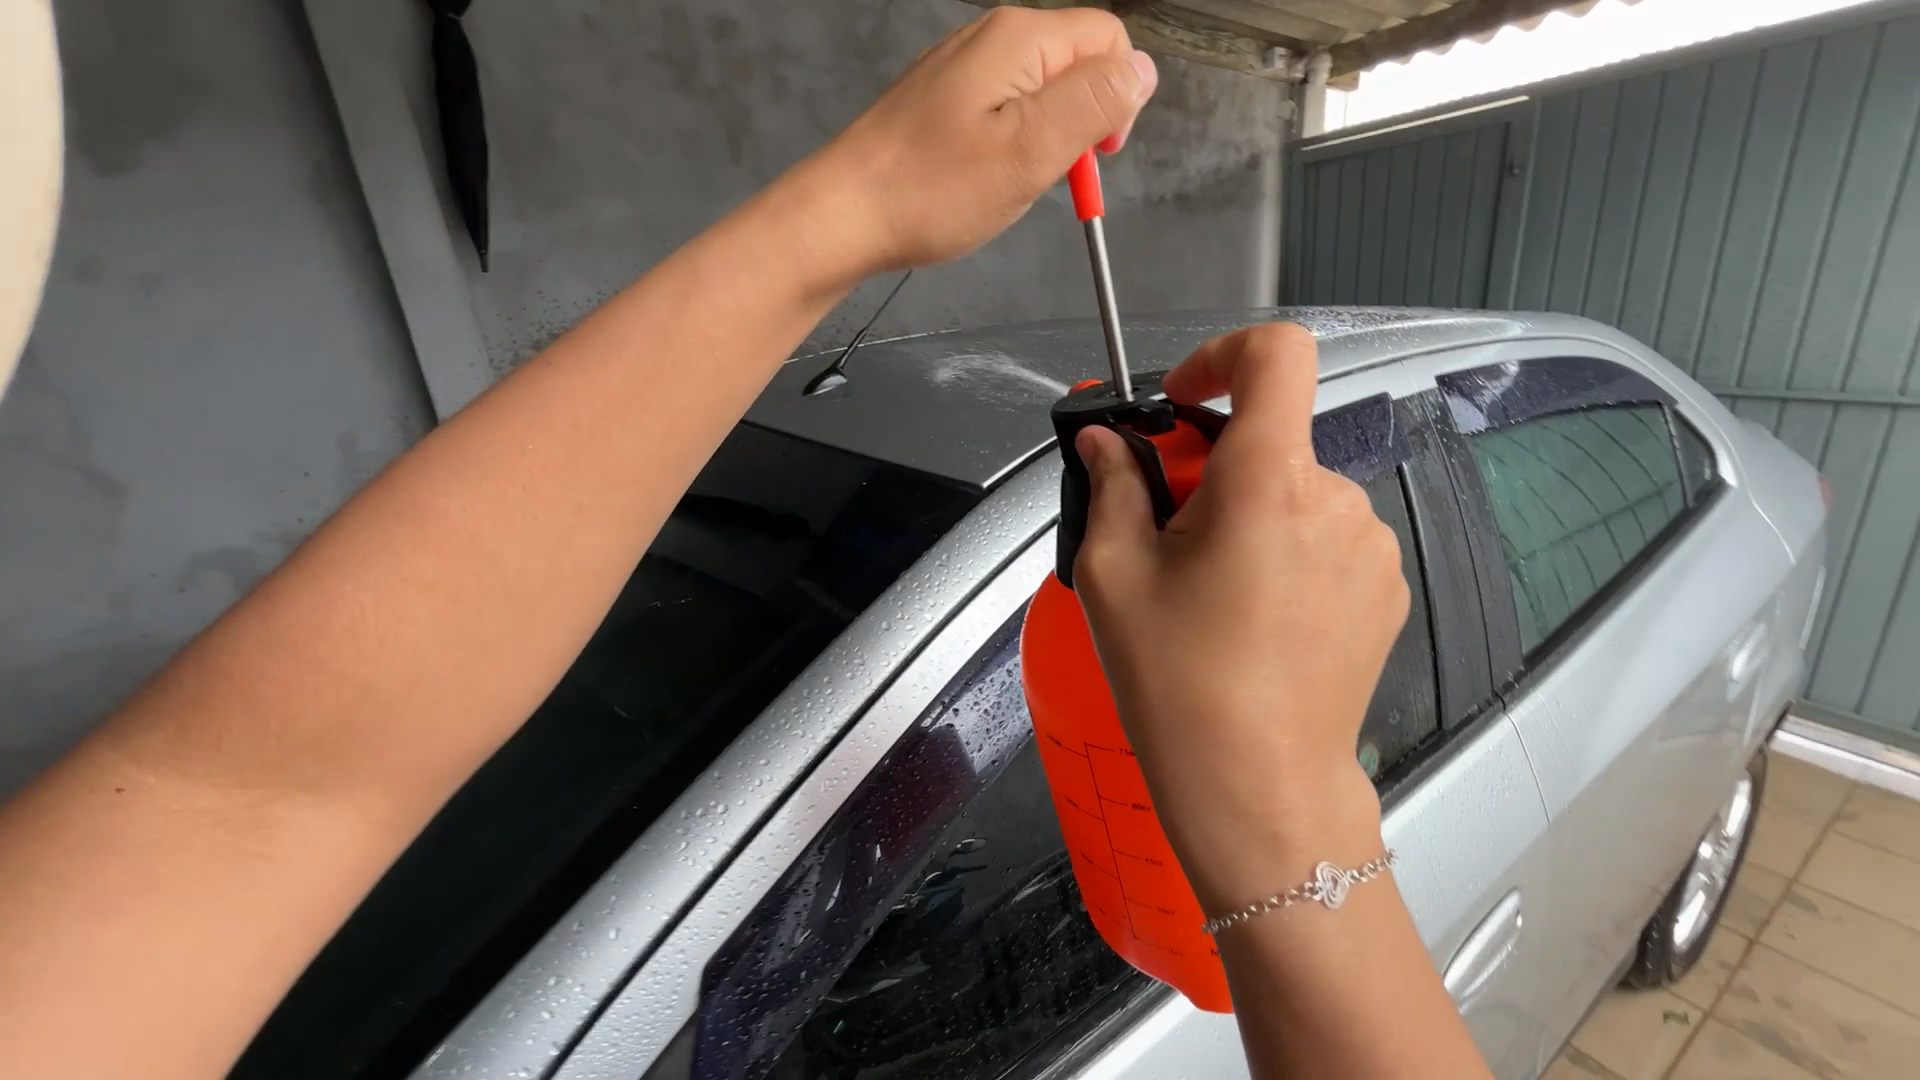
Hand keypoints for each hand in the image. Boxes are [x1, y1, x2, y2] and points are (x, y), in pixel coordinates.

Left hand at [797, 6, 1156, 273]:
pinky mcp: (939, 104)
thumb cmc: (934, 189)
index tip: (1093, 158)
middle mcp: (990, 39)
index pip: (1108, 40)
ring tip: (1004, 184)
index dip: (1117, 99)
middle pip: (1072, 65)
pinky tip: (980, 180)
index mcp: (1019, 39)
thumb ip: (1093, 105)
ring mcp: (960, 71)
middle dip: (1076, 124)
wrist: (845, 215)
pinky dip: (1006, 148)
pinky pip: (999, 114)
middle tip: (1041, 177)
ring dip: (1040, 142)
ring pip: (1036, 95)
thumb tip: (1142, 71)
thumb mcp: (1030, 151)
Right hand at [1071, 324, 1409, 911]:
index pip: (1276, 355)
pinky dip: (1283, 549)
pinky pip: (1324, 537)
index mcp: (1269, 483)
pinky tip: (1253, 617)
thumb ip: (1112, 485)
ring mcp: (1371, 548)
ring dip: (1246, 514)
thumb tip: (1103, 443)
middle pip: (1270, 440)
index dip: (1221, 356)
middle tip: (1167, 536)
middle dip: (1211, 469)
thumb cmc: (1177, 682)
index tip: (1180, 402)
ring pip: (1294, 492)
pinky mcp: (1384, 589)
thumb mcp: (1114, 574)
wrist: (1257, 786)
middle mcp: (1337, 501)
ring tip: (1209, 592)